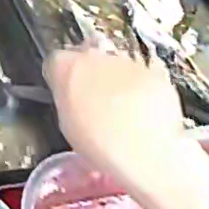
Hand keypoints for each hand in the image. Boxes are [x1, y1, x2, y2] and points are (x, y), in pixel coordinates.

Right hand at [44, 48, 194, 194]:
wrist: (147, 155)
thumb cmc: (99, 145)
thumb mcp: (66, 123)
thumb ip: (65, 97)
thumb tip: (72, 94)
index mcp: (64, 65)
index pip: (56, 61)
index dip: (63, 78)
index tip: (69, 94)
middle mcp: (92, 54)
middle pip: (87, 57)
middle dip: (90, 74)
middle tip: (98, 101)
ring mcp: (124, 60)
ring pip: (115, 65)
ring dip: (117, 80)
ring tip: (125, 110)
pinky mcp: (152, 70)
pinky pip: (142, 76)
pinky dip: (142, 89)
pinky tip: (145, 111)